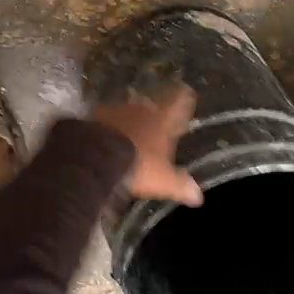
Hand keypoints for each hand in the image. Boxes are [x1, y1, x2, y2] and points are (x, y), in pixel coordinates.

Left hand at [92, 85, 203, 205]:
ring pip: (131, 107)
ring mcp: (118, 109)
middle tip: (160, 117)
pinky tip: (109, 133)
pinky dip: (112, 122)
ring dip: (133, 115)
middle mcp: (143, 108)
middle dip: (158, 109)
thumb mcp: (163, 180)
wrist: (94, 158)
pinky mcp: (96, 115)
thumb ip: (181, 185)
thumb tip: (198, 196)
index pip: (180, 101)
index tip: (187, 96)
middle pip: (155, 102)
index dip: (184, 99)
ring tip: (133, 126)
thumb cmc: (138, 166)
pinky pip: (109, 115)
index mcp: (164, 119)